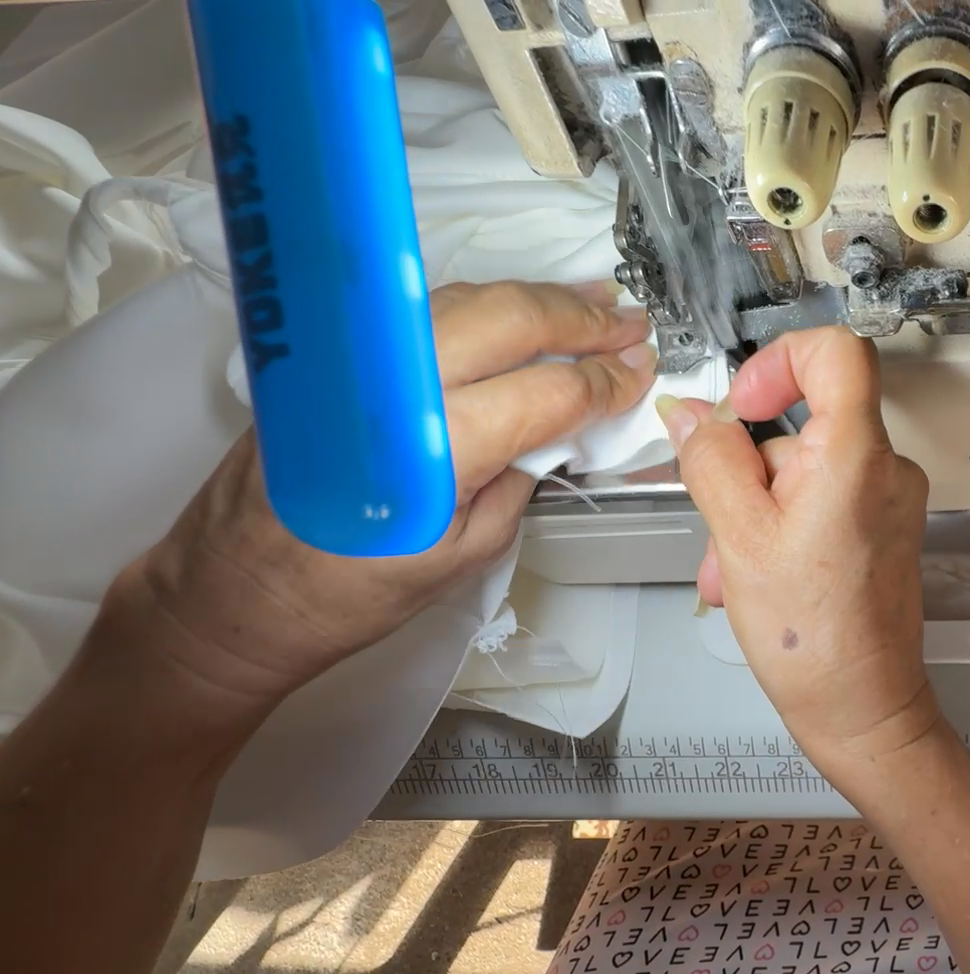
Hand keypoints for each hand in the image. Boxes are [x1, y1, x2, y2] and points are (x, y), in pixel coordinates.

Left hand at [107, 281, 654, 714]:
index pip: (549, 392)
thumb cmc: (364, 590)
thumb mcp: (473, 548)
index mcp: (435, 448)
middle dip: (585, 320)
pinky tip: (526, 309)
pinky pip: (429, 310)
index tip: (645, 373)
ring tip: (598, 304)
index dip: (607, 381)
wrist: (237, 587)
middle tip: (635, 323)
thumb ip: (524, 473)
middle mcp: (394, 385)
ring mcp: (357, 359)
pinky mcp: (337, 354)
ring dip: (542, 300)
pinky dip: (489, 304)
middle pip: (511, 321)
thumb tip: (569, 422)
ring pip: (470, 299)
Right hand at [661, 327, 935, 770]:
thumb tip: (693, 412)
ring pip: (804, 472)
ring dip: (757, 513)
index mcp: (857, 456)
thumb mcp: (738, 538)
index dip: (781, 360)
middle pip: (804, 425)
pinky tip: (757, 576)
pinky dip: (785, 527)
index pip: (837, 352)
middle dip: (748, 472)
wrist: (862, 707)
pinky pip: (825, 501)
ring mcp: (890, 500)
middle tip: (722, 526)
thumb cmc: (811, 639)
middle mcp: (887, 469)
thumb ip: (711, 460)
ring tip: (731, 571)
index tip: (745, 402)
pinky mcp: (884, 527)